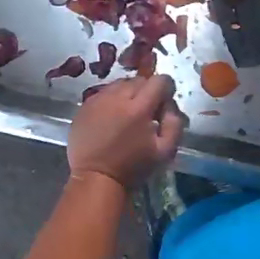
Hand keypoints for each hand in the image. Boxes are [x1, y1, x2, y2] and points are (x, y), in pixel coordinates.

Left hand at [69, 75, 184, 188]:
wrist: (95, 177)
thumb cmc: (133, 167)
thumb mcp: (165, 151)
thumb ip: (175, 124)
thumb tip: (170, 105)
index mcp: (139, 108)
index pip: (159, 80)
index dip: (166, 88)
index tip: (163, 103)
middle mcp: (117, 97)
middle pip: (138, 80)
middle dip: (147, 91)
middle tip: (146, 111)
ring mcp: (98, 100)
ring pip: (119, 84)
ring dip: (127, 94)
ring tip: (127, 113)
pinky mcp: (84, 106)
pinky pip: (102, 93)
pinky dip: (110, 100)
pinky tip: (110, 117)